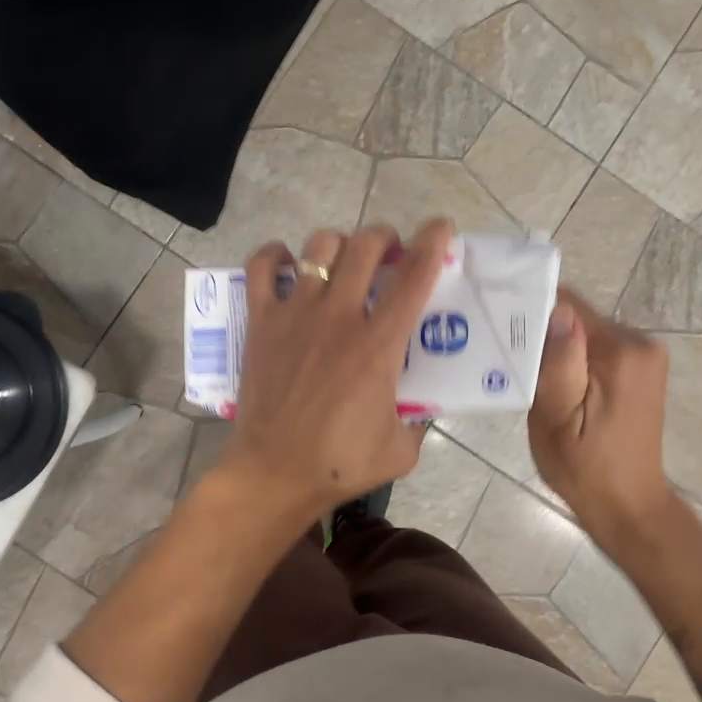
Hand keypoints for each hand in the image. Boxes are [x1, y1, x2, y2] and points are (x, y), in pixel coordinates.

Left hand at [210, 220, 453, 525]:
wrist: (273, 474)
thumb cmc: (339, 465)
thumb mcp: (401, 449)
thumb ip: (418, 420)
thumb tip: (420, 403)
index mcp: (378, 345)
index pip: (413, 277)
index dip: (432, 243)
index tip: (441, 227)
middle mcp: (338, 317)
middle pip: (366, 247)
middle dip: (385, 237)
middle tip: (391, 251)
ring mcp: (295, 314)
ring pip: (319, 247)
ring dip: (339, 243)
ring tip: (344, 258)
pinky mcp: (261, 322)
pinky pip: (262, 267)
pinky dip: (276, 255)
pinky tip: (289, 262)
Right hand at [528, 288, 677, 544]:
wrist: (627, 505)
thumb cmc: (583, 468)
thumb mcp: (556, 419)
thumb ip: (558, 362)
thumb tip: (557, 310)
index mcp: (621, 352)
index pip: (567, 305)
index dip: (531, 312)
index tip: (501, 329)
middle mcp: (640, 343)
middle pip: (576, 318)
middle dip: (544, 335)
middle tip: (511, 363)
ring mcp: (645, 355)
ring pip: (584, 333)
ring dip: (558, 350)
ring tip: (532, 379)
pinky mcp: (641, 368)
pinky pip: (596, 348)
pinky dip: (574, 361)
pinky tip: (557, 387)